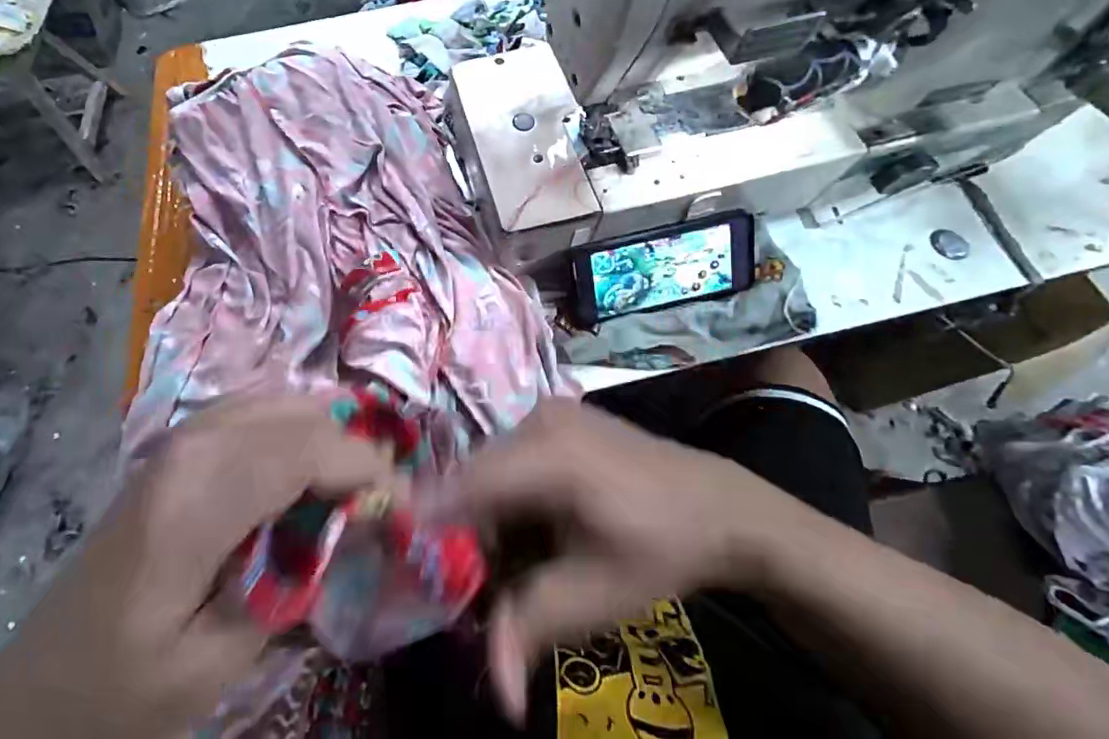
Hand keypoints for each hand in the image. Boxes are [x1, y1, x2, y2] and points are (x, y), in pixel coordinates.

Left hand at [0, 395, 395, 738]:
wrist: (31, 700)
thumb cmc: (118, 695)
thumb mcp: (214, 663)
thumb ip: (292, 584)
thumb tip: (357, 524)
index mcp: (195, 499)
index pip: (309, 448)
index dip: (369, 469)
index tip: (405, 509)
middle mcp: (190, 447)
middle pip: (303, 416)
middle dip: (357, 452)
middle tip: (383, 506)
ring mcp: (180, 440)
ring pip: (284, 403)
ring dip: (329, 438)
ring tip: (353, 490)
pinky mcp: (178, 448)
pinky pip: (258, 412)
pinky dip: (298, 431)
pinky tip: (307, 471)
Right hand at [428, 400, 799, 720]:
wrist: (718, 504)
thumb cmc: (659, 549)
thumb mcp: (596, 597)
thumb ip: (532, 630)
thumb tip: (495, 696)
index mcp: (550, 455)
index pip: (465, 485)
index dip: (423, 517)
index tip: (390, 550)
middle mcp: (539, 420)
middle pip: (475, 481)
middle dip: (470, 534)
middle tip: (485, 585)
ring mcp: (549, 411)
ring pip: (491, 470)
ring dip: (493, 517)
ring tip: (524, 560)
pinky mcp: (558, 415)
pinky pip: (512, 458)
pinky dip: (512, 496)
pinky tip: (542, 525)